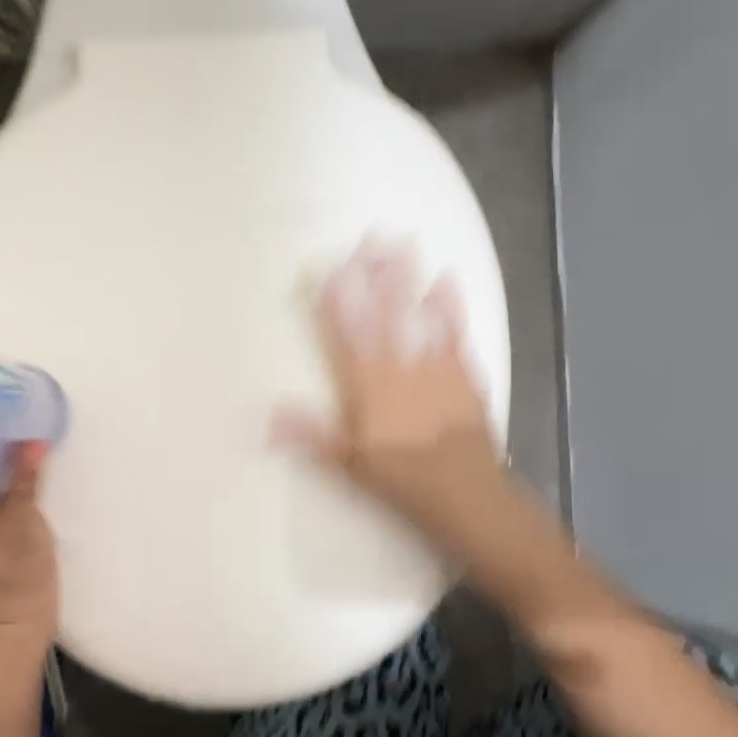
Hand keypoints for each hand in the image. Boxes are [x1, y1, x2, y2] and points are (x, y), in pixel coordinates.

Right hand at [273, 235, 499, 510]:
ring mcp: (438, 369)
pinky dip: (451, 307)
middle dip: (376, 276)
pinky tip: (447, 281)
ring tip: (403, 243)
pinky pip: (457, 333)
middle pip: (387, 316)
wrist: (470, 498)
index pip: (349, 337)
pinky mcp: (466, 377)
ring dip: (410, 279)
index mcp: (371, 389)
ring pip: (420, 316)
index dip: (339, 303)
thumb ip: (311, 435)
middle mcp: (403, 370)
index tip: (330, 269)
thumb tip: (267, 417)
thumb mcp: (350, 465)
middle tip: (371, 237)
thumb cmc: (403, 482)